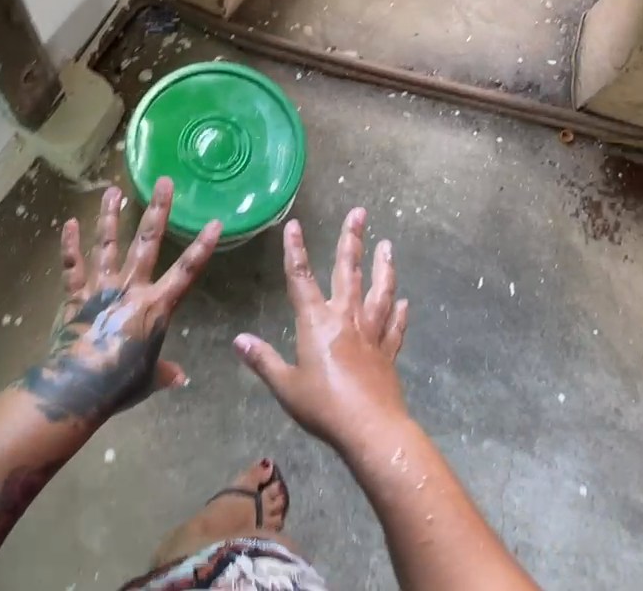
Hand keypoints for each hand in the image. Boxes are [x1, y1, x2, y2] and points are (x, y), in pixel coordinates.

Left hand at [14, 178, 219, 426]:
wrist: (79, 386)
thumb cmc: (121, 384)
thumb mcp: (150, 379)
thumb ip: (164, 372)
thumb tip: (180, 378)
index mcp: (156, 306)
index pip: (186, 272)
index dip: (202, 248)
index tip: (215, 223)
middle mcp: (131, 288)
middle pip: (147, 242)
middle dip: (158, 210)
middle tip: (163, 182)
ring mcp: (101, 287)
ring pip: (107, 244)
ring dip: (110, 216)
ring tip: (112, 190)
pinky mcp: (75, 294)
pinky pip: (72, 265)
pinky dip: (70, 245)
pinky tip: (69, 223)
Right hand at [234, 208, 411, 451]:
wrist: (371, 430)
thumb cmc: (323, 406)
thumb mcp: (285, 385)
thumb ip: (263, 360)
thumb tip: (239, 340)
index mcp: (316, 321)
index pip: (300, 277)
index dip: (295, 250)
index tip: (294, 225)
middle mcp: (345, 318)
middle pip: (347, 271)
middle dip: (352, 240)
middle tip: (360, 213)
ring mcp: (371, 333)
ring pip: (379, 291)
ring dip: (383, 266)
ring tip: (387, 245)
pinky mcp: (388, 353)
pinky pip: (394, 326)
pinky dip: (399, 313)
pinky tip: (404, 302)